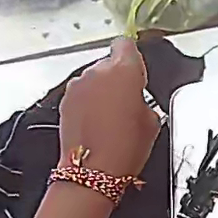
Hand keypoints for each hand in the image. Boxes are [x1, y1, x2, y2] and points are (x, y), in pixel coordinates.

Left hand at [59, 37, 160, 179]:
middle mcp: (97, 73)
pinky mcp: (65, 102)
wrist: (92, 172)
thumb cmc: (124, 148)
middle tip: (129, 104)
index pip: (126, 45)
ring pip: (94, 79)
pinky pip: (82, 95)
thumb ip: (145, 101)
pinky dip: (89, 104)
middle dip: (119, 79)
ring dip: (102, 92)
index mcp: (124, 71)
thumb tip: (139, 101)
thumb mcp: (152, 123)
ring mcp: (78, 87)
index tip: (138, 71)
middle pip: (109, 64)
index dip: (133, 57)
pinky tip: (98, 124)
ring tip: (113, 118)